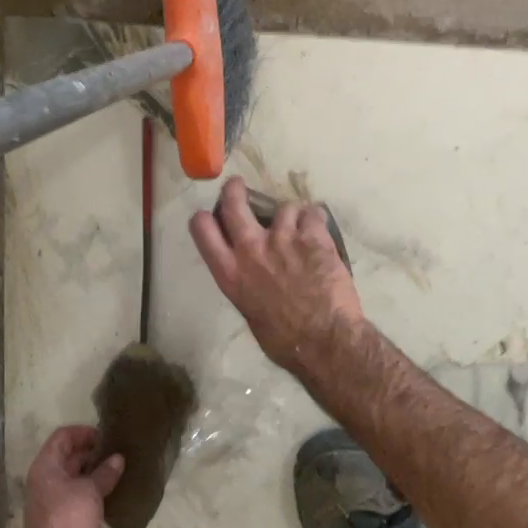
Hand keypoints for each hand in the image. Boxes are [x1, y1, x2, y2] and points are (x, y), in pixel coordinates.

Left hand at [20, 426, 123, 527]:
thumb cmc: (68, 518)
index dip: (83, 432)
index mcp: (46, 466)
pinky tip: (112, 494)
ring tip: (119, 471)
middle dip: (92, 453)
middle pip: (68, 456)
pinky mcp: (60, 518)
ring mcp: (52, 500)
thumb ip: (104, 473)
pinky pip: (77, 496)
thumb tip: (118, 458)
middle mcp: (45, 479)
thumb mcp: (90, 491)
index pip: (62, 436)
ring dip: (94, 473)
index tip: (106, 436)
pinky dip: (92, 492)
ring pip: (74, 477)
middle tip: (117, 453)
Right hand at [189, 177, 364, 378]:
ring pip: (283, 207)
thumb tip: (252, 280)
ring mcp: (282, 239)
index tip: (210, 214)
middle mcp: (251, 249)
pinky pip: (313, 214)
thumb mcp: (251, 314)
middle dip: (234, 190)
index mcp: (230, 273)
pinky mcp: (312, 237)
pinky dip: (315, 221)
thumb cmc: (284, 341)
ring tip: (300, 228)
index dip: (205, 219)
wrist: (324, 341)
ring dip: (291, 216)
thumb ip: (247, 287)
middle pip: (233, 203)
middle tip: (237, 186)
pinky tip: (319, 232)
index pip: (203, 231)